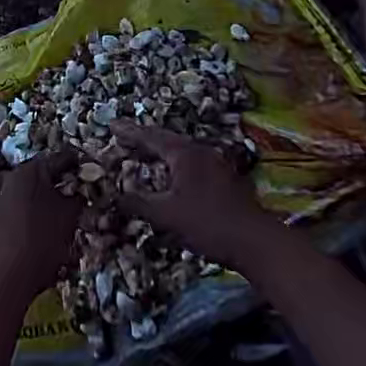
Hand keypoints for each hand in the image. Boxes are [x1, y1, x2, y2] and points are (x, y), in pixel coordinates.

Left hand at [0, 151, 80, 297]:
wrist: (8, 276)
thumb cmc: (41, 239)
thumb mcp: (68, 216)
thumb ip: (78, 198)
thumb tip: (81, 192)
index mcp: (30, 170)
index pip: (60, 158)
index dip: (79, 164)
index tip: (94, 170)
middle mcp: (14, 178)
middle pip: (45, 174)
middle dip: (65, 182)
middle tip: (85, 191)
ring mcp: (4, 198)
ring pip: (35, 191)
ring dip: (53, 198)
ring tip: (73, 210)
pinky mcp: (1, 218)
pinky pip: (26, 206)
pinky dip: (41, 210)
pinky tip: (54, 225)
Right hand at [112, 121, 275, 267]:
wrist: (254, 241)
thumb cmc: (208, 223)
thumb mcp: (167, 215)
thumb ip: (139, 204)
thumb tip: (113, 197)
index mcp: (184, 153)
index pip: (151, 137)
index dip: (130, 132)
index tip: (112, 125)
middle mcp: (199, 151)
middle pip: (165, 140)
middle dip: (143, 139)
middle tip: (123, 138)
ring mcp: (213, 163)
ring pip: (179, 151)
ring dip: (158, 151)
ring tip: (141, 154)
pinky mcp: (221, 178)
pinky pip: (189, 162)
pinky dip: (172, 163)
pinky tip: (169, 175)